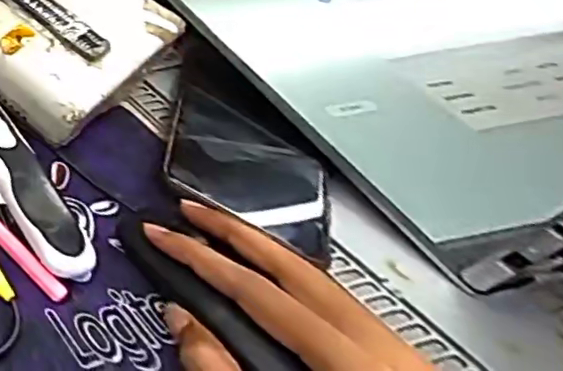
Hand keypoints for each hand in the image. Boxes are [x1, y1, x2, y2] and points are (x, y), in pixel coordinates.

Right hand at [145, 201, 431, 370]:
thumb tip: (182, 319)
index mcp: (356, 363)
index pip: (256, 290)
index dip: (197, 256)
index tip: (157, 234)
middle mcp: (387, 352)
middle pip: (296, 269)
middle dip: (234, 232)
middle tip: (187, 207)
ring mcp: (405, 360)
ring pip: (322, 283)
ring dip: (263, 251)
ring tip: (222, 231)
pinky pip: (340, 305)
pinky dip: (295, 280)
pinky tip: (274, 277)